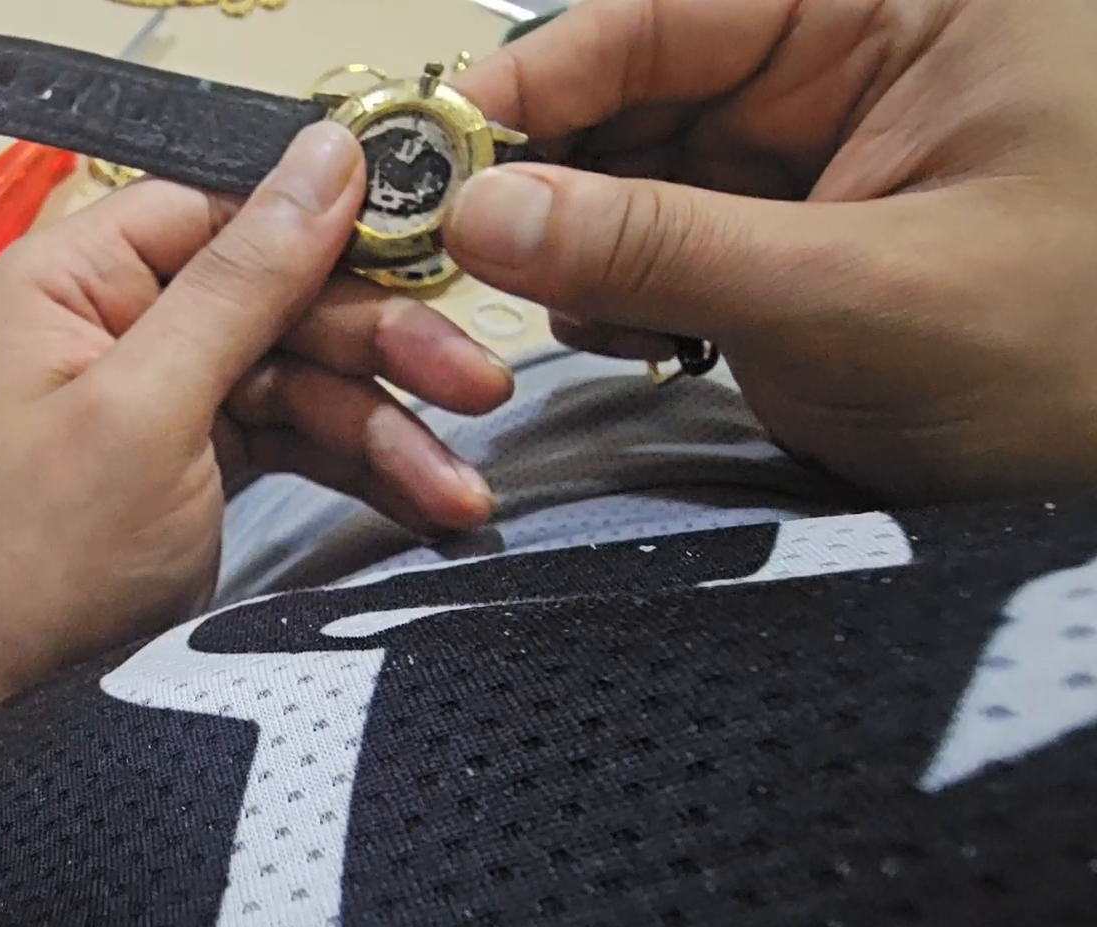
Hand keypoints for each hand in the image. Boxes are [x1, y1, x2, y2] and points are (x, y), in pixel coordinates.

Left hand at [0, 124, 514, 760]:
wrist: (32, 695)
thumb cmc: (59, 560)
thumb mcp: (146, 413)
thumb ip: (236, 287)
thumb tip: (325, 154)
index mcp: (69, 284)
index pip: (213, 211)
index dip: (318, 227)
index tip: (423, 251)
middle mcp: (116, 322)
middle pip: (274, 295)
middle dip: (374, 347)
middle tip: (475, 382)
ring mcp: (167, 388)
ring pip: (299, 371)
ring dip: (385, 425)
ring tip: (459, 487)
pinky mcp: (204, 449)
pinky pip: (297, 433)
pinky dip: (358, 465)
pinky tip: (425, 499)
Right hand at [444, 0, 1096, 503]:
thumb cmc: (1069, 361)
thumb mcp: (842, 296)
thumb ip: (646, 248)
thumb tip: (477, 216)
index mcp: (898, 7)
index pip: (656, 15)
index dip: (525, 87)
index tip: (424, 165)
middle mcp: (828, 67)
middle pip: (614, 101)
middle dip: (537, 188)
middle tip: (469, 258)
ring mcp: (779, 159)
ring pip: (607, 184)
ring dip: (570, 258)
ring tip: (605, 319)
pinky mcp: (745, 237)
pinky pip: (625, 247)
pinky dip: (600, 296)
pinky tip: (636, 336)